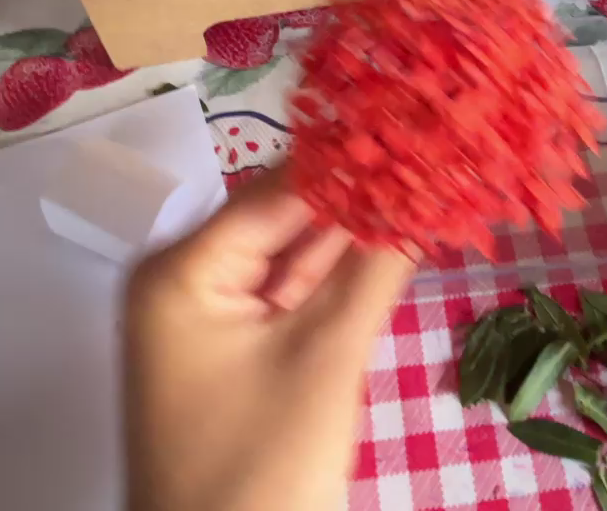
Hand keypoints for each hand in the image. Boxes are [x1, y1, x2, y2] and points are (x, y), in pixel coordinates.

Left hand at [122, 172, 414, 510]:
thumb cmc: (261, 473)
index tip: (410, 133)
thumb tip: (424, 191)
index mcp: (181, 270)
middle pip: (283, 220)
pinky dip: (334, 278)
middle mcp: (184, 280)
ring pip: (290, 257)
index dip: (348, 163)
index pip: (277, 191)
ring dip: (351, 236)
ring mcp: (205, 316)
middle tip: (424, 159)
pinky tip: (387, 245)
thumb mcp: (326, 358)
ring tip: (418, 189)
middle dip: (355, 199)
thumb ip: (376, 267)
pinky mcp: (231, 349)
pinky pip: (287, 295)